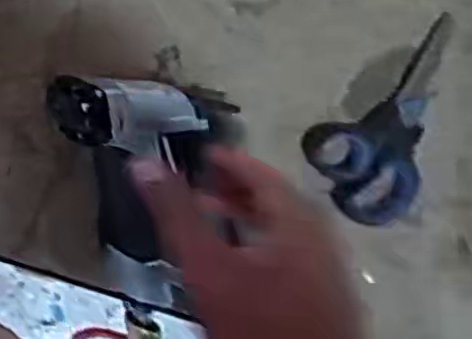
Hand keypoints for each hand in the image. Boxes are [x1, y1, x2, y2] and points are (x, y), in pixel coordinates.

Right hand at [133, 148, 363, 338]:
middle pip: (283, 204)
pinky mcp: (325, 307)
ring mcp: (329, 283)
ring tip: (212, 214)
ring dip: (249, 214)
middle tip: (204, 181)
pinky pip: (294, 256)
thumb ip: (172, 208)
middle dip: (239, 187)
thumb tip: (142, 163)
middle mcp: (322, 253)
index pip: (268, 180)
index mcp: (299, 232)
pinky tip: (236, 255)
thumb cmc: (253, 318)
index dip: (233, 161)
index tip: (203, 152)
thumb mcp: (202, 259)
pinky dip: (262, 241)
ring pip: (289, 232)